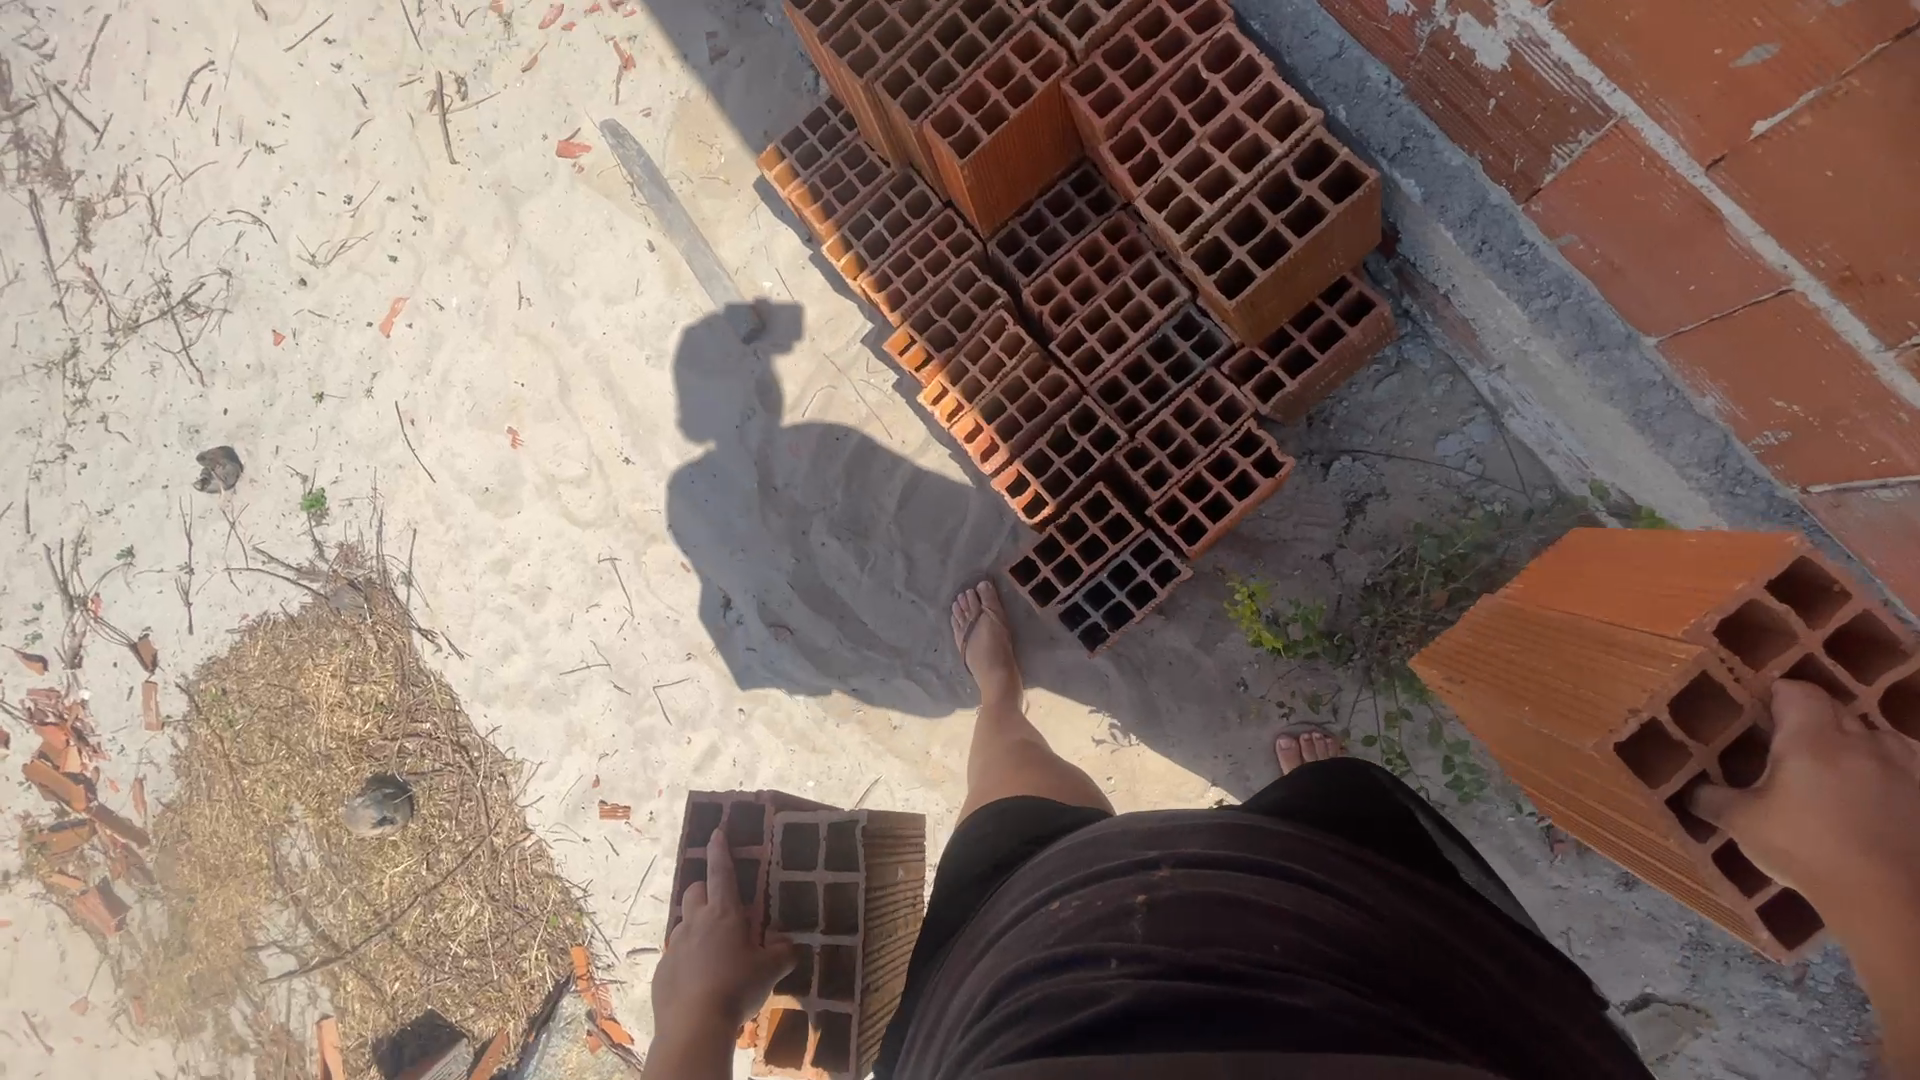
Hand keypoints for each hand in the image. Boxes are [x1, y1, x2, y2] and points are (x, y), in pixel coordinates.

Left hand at [653, 829, 795, 1037]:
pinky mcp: (662, 971)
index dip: (719, 850)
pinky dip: (687, 960)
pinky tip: (699, 981)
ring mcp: (675, 947)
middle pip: (695, 891)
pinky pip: (675, 956)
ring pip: (683, 923)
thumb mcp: (771, 970)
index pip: (721, 871)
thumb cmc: (737, 987)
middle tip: (720, 907)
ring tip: (712, 951)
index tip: (716, 831)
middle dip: (705, 890)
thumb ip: (783, 953)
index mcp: (724, 914)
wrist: (695, 1026)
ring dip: (696, 927)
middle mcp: (696, 922)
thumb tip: (789, 945)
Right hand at [1689, 679, 1919, 914]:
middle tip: (1785, 738)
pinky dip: (1887, 768)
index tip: (1758, 705)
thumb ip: (1710, 797)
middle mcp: (1863, 745)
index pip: (1798, 692)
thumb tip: (1689, 789)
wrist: (1889, 898)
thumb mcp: (1739, 822)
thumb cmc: (1805, 848)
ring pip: (1878, 736)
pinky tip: (1874, 789)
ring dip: (1855, 740)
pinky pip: (1907, 766)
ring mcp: (1906, 771)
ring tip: (1835, 762)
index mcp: (1812, 741)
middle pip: (1838, 710)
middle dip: (1812, 717)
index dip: (1777, 692)